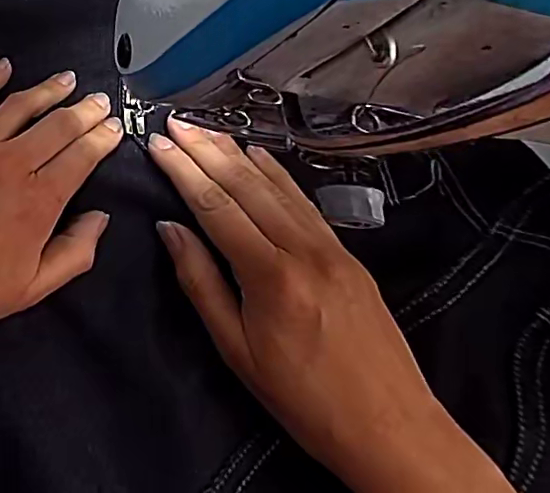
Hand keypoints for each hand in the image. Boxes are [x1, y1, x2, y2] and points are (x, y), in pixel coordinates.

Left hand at [0, 61, 123, 345]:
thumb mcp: (28, 290)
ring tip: (67, 79)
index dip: (103, 138)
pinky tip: (4, 66)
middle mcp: (13, 164)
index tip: (114, 128)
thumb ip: (74, 254)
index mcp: (38, 202)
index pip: (82, 156)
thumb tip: (99, 219)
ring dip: (49, 89)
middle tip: (99, 100)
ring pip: (23, 105)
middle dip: (86, 109)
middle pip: (60, 125)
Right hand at [149, 118, 512, 492]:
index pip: (215, 204)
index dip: (182, 170)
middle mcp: (301, 247)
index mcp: (270, 275)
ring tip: (205, 128)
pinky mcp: (344, 249)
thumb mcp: (237, 351)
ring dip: (235, 150)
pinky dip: (274, 170)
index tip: (158, 144)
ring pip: (273, 183)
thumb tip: (171, 229)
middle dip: (204, 148)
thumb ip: (200, 282)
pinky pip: (301, 198)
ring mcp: (328, 243)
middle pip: (243, 183)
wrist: (391, 427)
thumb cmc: (304, 400)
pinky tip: (257, 153)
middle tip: (175, 122)